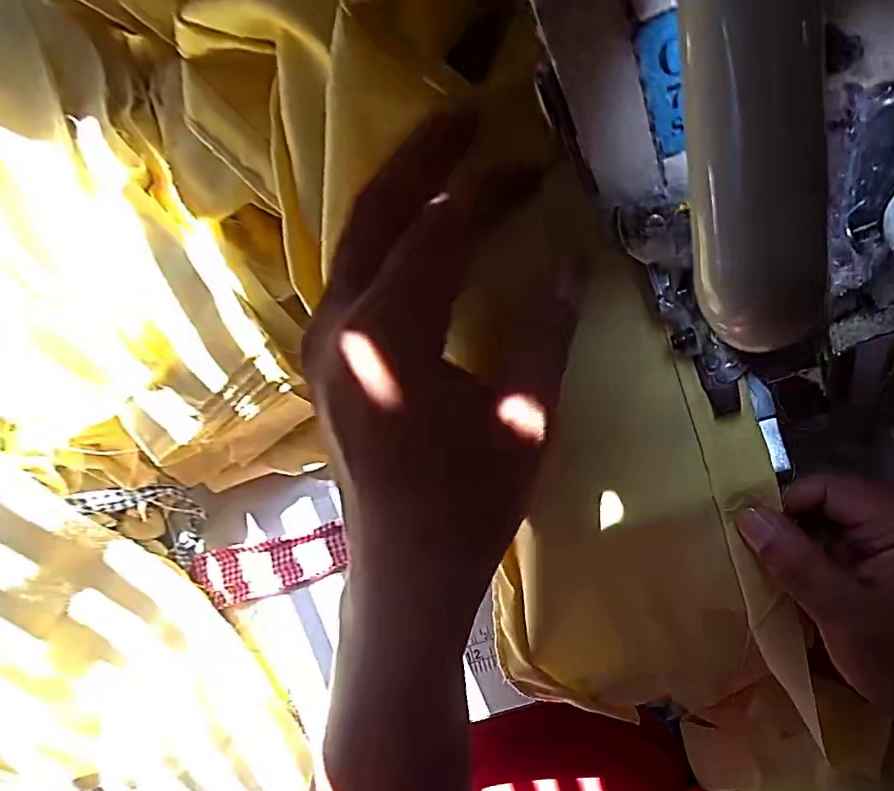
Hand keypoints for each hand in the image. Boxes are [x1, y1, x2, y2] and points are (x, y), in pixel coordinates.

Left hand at [301, 109, 586, 627]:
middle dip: (425, 161)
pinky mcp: (326, 366)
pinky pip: (352, 280)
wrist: (410, 570)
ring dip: (400, 199)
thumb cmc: (471, 506)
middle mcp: (337, 327)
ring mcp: (321, 346)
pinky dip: (387, 246)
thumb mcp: (524, 419)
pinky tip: (415, 240)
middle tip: (468, 118)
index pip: (441, 236)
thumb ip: (545, 334)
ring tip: (444, 166)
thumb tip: (572, 267)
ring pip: (356, 244)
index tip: (534, 171)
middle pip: (377, 215)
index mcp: (388, 337)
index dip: (489, 196)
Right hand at [735, 475, 893, 736]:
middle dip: (792, 532)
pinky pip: (846, 548)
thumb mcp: (842, 613)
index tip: (747, 538)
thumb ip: (795, 562)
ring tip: (771, 577)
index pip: (830, 489)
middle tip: (754, 561)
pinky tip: (798, 588)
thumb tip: (747, 516)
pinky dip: (819, 566)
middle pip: (831, 505)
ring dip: (802, 551)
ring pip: (834, 527)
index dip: (784, 507)